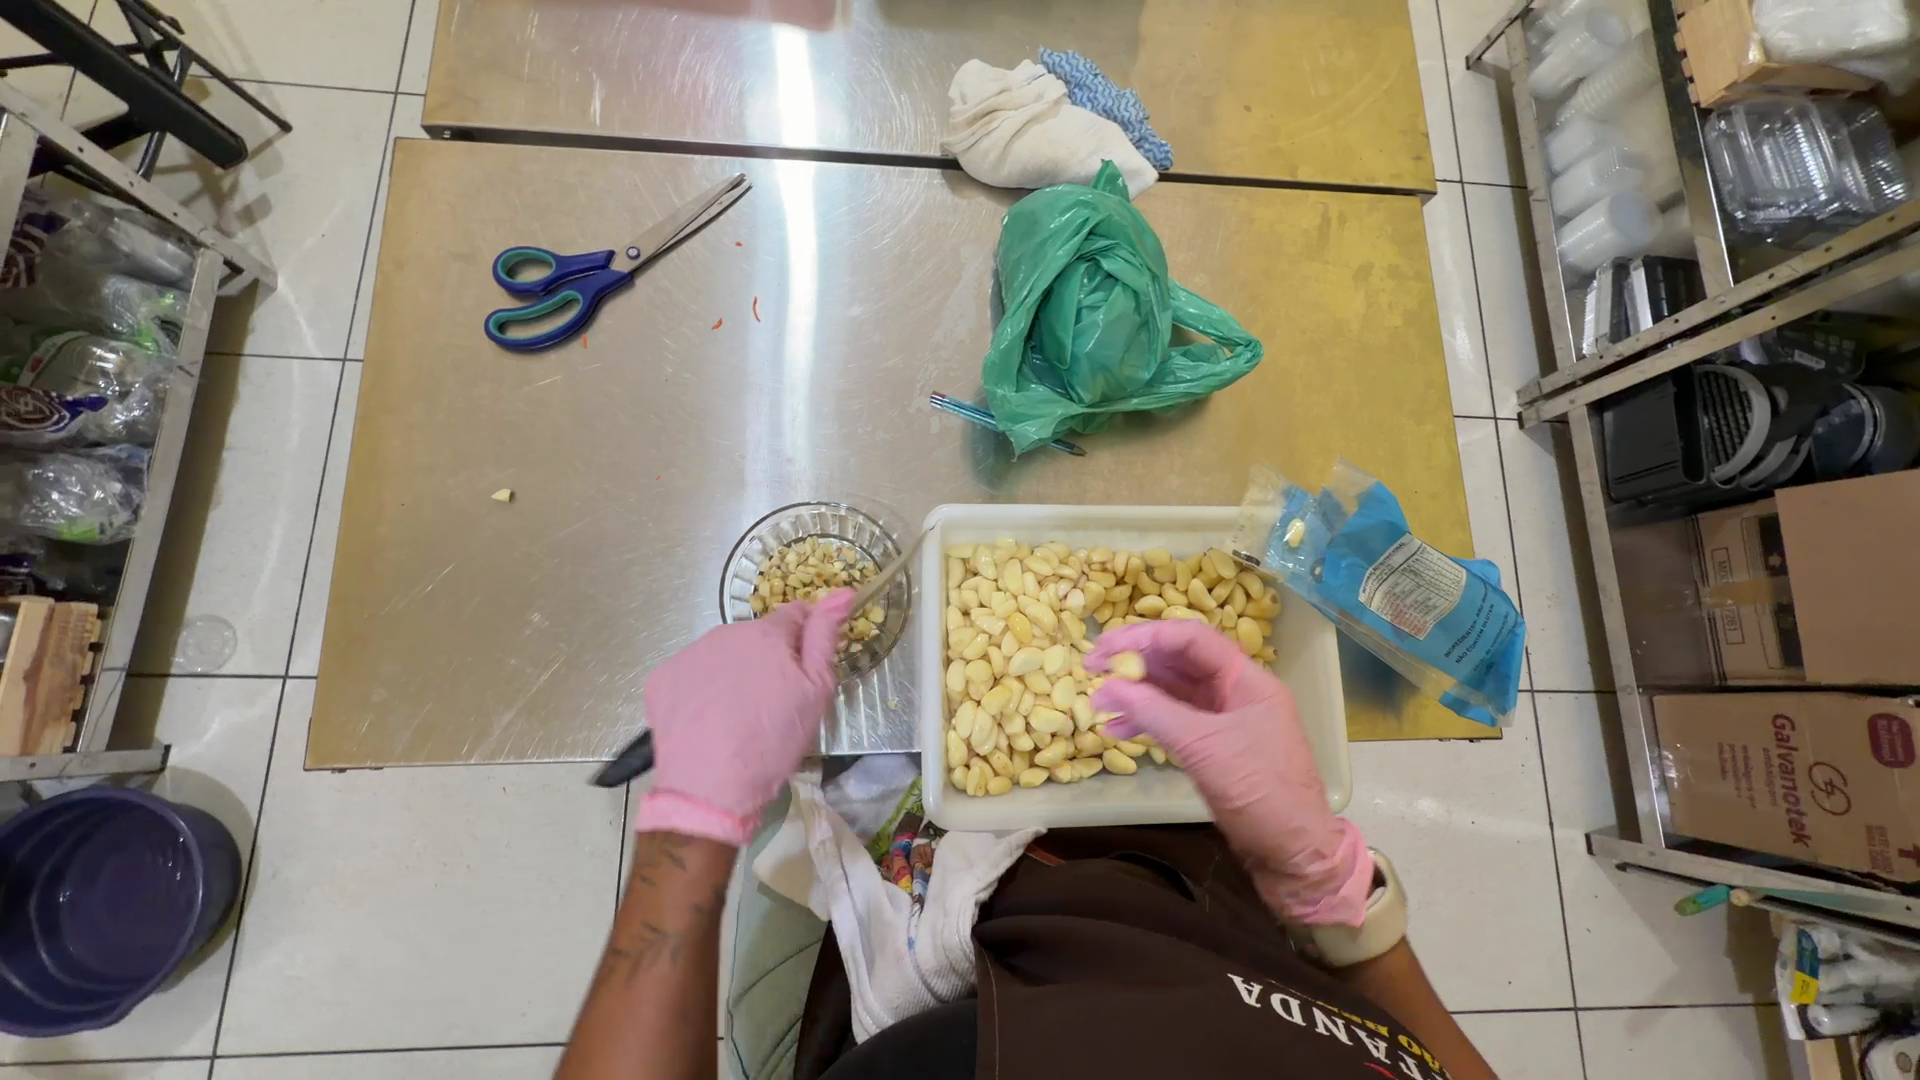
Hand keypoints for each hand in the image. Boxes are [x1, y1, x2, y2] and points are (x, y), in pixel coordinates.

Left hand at [634, 589, 857, 846]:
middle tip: (774, 702)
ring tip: (740, 715)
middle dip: (768, 659)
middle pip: (756, 636)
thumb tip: (842, 591)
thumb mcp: (816, 691)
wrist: (710, 789)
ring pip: (724, 654)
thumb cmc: (773, 742)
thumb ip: (825, 637)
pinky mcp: (661, 679)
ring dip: (735, 672)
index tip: (803, 671)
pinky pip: (692, 674)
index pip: (794, 615)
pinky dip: (703, 689)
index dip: (804, 640)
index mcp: (766, 634)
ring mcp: (689, 655)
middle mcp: (724, 634)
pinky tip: (709, 720)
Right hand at [1088, 620, 1372, 926]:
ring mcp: (1224, 719)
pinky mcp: (1214, 746)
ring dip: (1135, 693)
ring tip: (1098, 702)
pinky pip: (1173, 720)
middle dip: (1135, 662)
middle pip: (1178, 660)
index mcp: (1246, 679)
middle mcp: (1236, 691)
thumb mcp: (1203, 747)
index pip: (1190, 638)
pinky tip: (1116, 729)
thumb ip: (1154, 711)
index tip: (1106, 646)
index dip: (1145, 635)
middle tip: (1093, 668)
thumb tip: (1107, 687)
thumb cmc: (1260, 793)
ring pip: (1172, 690)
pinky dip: (1145, 720)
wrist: (1294, 855)